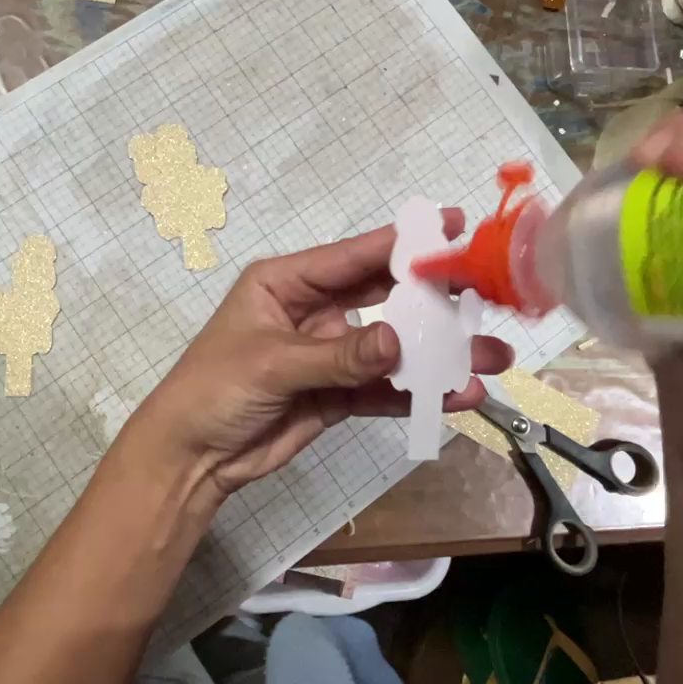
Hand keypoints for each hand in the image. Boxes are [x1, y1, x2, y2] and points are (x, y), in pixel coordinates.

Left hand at [127, 210, 514, 495]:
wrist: (191, 455)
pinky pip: (382, 387)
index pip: (351, 257)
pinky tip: (457, 395)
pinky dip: (416, 392)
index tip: (453, 228)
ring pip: (391, 346)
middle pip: (382, 296)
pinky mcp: (336, 393)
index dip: (402, 243)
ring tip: (490, 356)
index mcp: (286, 283)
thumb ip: (337, 355)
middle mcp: (312, 310)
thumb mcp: (271, 365)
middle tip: (488, 296)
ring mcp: (328, 353)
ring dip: (436, 352)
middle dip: (433, 299)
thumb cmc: (214, 389)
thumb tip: (401, 342)